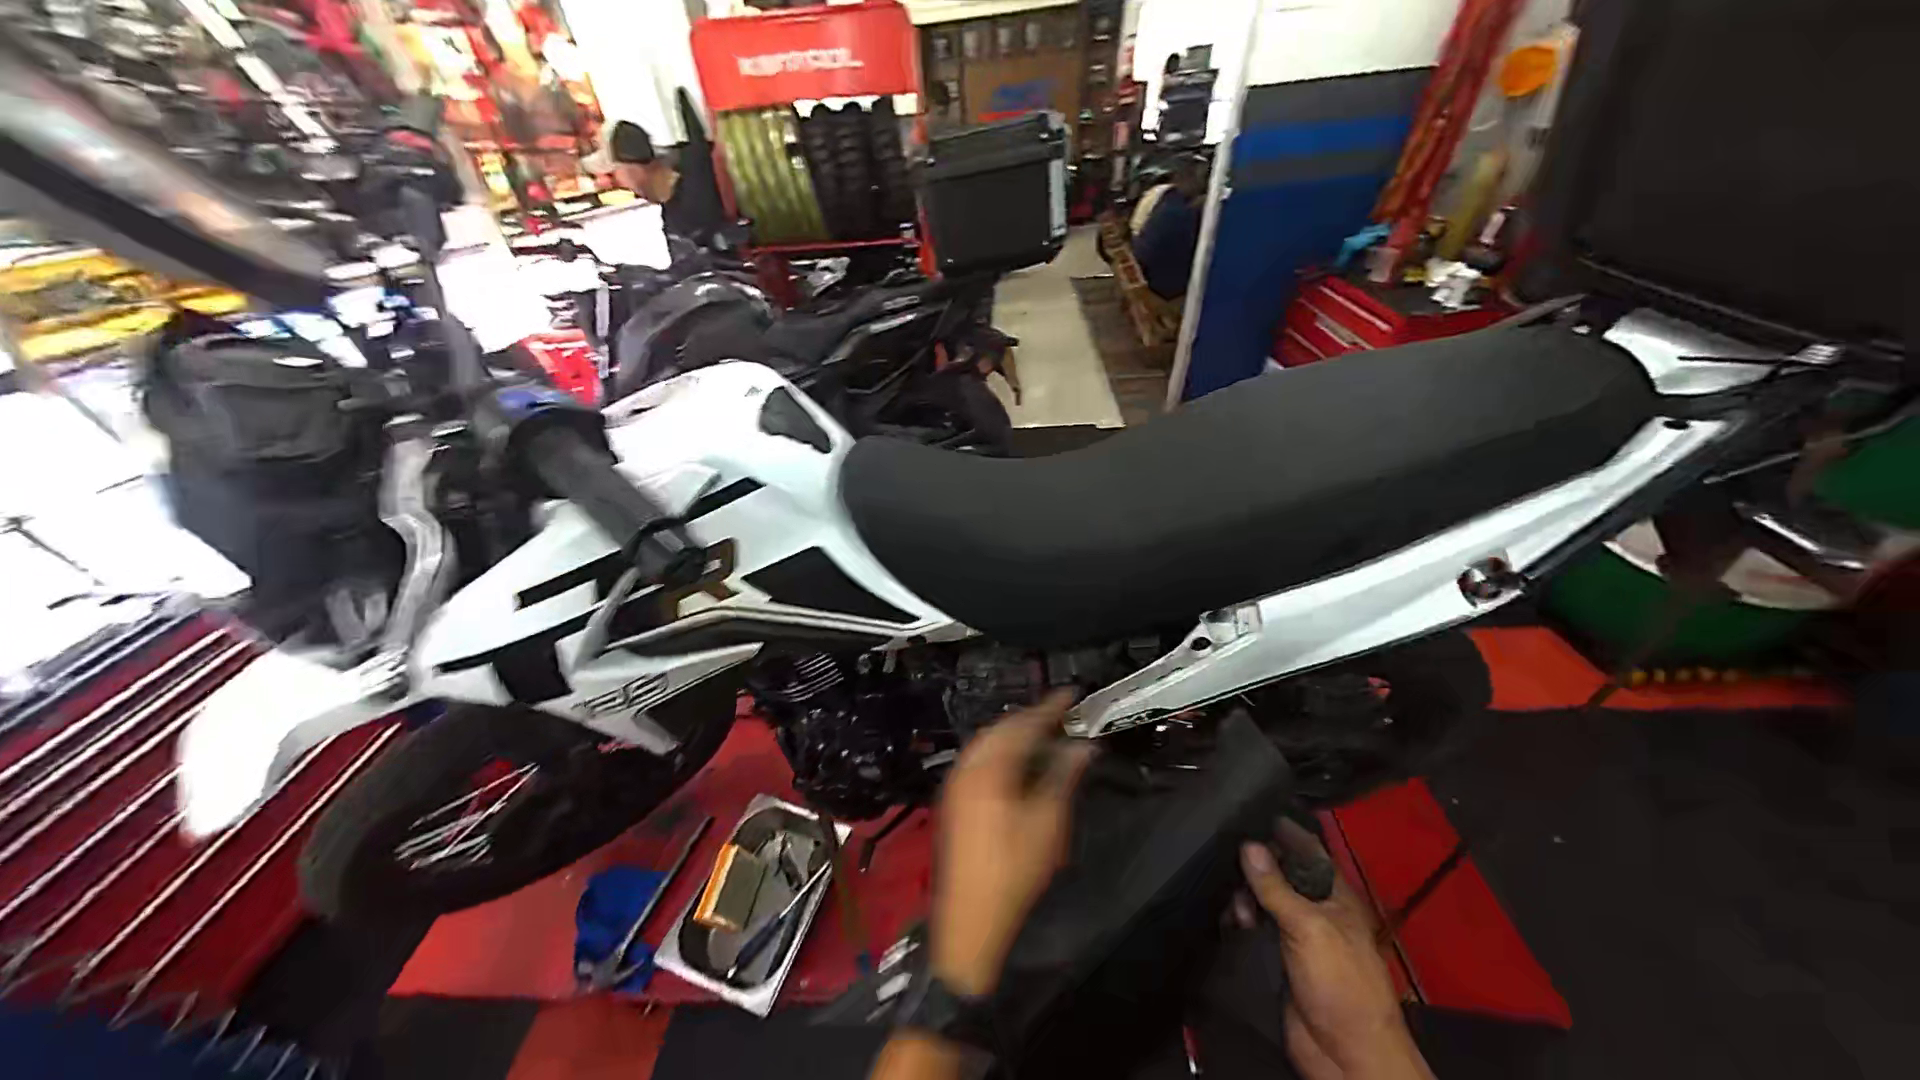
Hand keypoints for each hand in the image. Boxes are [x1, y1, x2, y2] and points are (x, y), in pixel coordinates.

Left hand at [930, 690, 1095, 996]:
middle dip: (1029, 717)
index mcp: (990, 768)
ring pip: (986, 742)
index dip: (1048, 707)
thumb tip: (1082, 746)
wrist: (973, 917)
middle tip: (1058, 713)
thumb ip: (1064, 776)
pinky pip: (978, 757)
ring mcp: (957, 783)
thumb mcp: (1049, 822)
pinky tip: (1015, 760)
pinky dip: (999, 749)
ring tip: (1041, 733)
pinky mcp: (955, 799)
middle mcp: (968, 768)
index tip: (1068, 693)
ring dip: (1013, 733)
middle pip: (1000, 729)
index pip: (1023, 725)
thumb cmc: (1015, 870)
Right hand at [1237, 820, 1433, 1079]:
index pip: (1306, 848)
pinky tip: (1229, 922)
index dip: (1279, 831)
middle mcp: (1313, 907)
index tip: (1244, 816)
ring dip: (1244, 897)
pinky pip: (1251, 926)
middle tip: (1233, 871)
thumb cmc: (1341, 984)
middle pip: (1277, 871)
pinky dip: (1237, 920)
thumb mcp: (1309, 928)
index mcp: (1334, 895)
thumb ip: (1276, 887)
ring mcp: (1294, 932)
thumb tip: (1248, 844)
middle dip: (1253, 867)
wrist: (1347, 1057)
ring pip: (1260, 898)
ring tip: (1238, 913)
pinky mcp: (1275, 955)